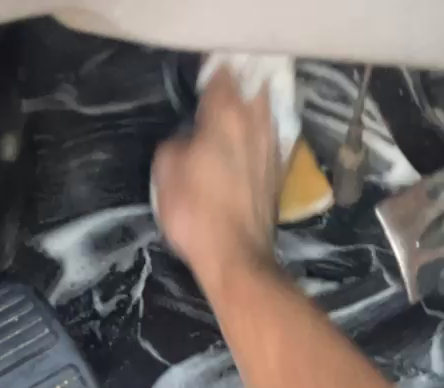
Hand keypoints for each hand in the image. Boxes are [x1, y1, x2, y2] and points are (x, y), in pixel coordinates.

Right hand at [152, 69, 284, 291]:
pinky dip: (258, 139)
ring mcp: (272, 148)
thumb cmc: (196, 214)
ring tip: (233, 118)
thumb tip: (186, 140)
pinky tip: (245, 149)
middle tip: (219, 97)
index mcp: (226, 114)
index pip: (220, 74)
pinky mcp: (278, 175)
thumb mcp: (165, 174)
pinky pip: (268, 142)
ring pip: (264, 113)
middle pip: (250, 88)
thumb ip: (174, 144)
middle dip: (237, 87)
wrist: (236, 258)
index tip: (199, 83)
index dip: (209, 75)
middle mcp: (255, 123)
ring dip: (250, 112)